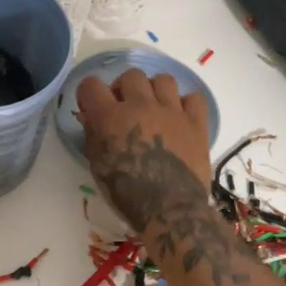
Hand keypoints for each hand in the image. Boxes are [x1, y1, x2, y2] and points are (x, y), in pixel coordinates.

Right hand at [75, 70, 214, 232]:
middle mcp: (140, 106)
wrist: (170, 209)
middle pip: (130, 75)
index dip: (88, 94)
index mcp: (110, 117)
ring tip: (153, 108)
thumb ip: (93, 136)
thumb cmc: (126, 193)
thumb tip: (91, 117)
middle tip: (124, 108)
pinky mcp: (197, 122)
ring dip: (153, 91)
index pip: (91, 85)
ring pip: (162, 79)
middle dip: (123, 89)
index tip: (92, 107)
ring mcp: (172, 111)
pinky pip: (193, 97)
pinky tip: (178, 118)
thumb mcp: (98, 165)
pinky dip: (184, 103)